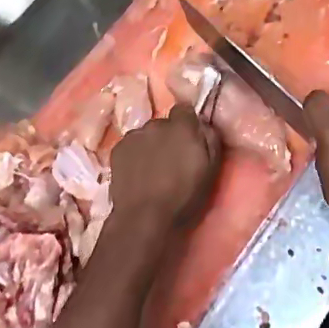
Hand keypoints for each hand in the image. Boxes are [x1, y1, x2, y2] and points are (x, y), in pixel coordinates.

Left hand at [106, 108, 221, 247]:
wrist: (144, 218)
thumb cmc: (184, 198)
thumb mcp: (211, 170)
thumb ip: (210, 140)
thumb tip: (204, 124)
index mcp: (181, 127)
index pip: (184, 109)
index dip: (187, 122)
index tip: (189, 139)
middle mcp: (155, 124)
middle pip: (164, 123)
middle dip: (168, 136)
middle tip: (172, 160)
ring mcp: (133, 135)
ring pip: (146, 135)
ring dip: (151, 146)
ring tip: (153, 170)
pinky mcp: (117, 149)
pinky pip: (130, 145)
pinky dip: (135, 155)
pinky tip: (138, 175)